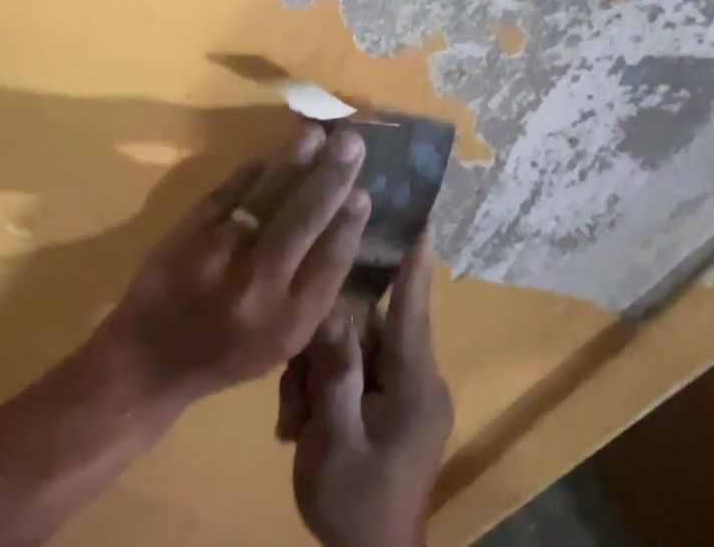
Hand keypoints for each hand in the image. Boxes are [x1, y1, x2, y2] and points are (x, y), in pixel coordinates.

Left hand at [88, 124, 371, 406]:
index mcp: (290, 321)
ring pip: (264, 198)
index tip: (364, 191)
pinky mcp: (186, 234)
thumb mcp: (281, 343)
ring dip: (292, 162)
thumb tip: (340, 232)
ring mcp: (219, 255)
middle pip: (303, 220)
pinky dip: (250, 173)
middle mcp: (259, 286)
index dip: (349, 223)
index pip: (330, 261)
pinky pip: (226, 195)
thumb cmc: (225, 355)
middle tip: (351, 143)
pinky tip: (269, 156)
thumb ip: (312, 294)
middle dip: (331, 178)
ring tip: (315, 134)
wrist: (150, 357)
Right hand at [277, 239, 453, 546]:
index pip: (413, 306)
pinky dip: (318, 389)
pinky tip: (298, 425)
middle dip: (322, 343)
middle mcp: (413, 378)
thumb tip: (334, 312)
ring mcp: (399, 393)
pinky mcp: (383, 406)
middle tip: (295, 390)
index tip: (420, 213)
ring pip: (348, 348)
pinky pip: (347, 373)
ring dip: (314, 374)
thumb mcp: (336, 438)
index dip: (414, 259)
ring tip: (294, 421)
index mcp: (414, 382)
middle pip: (365, 327)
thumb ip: (336, 372)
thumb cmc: (356, 500)